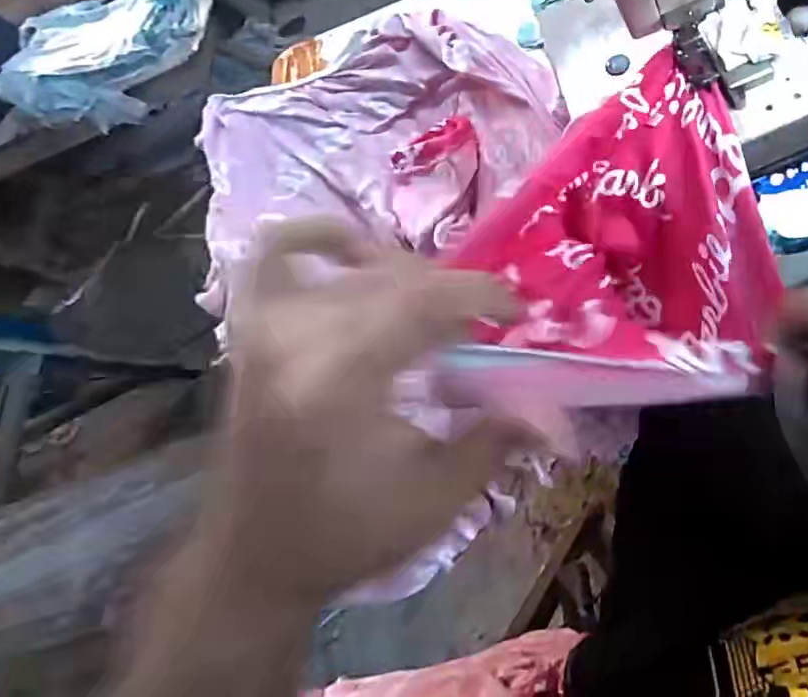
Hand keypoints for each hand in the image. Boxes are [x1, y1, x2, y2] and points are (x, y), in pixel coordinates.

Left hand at [192, 218, 532, 609]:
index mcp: (339, 380)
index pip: (424, 298)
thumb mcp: (440, 495)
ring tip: (437, 312)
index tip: (518, 314)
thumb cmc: (350, 534)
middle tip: (484, 325)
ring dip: (413, 276)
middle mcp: (297, 340)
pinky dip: (322, 242)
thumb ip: (499, 437)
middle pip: (401, 276)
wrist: (251, 564)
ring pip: (361, 263)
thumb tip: (557, 409)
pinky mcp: (253, 331)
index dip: (484, 293)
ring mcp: (267, 330)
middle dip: (458, 291)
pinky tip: (358, 256)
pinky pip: (279, 254)